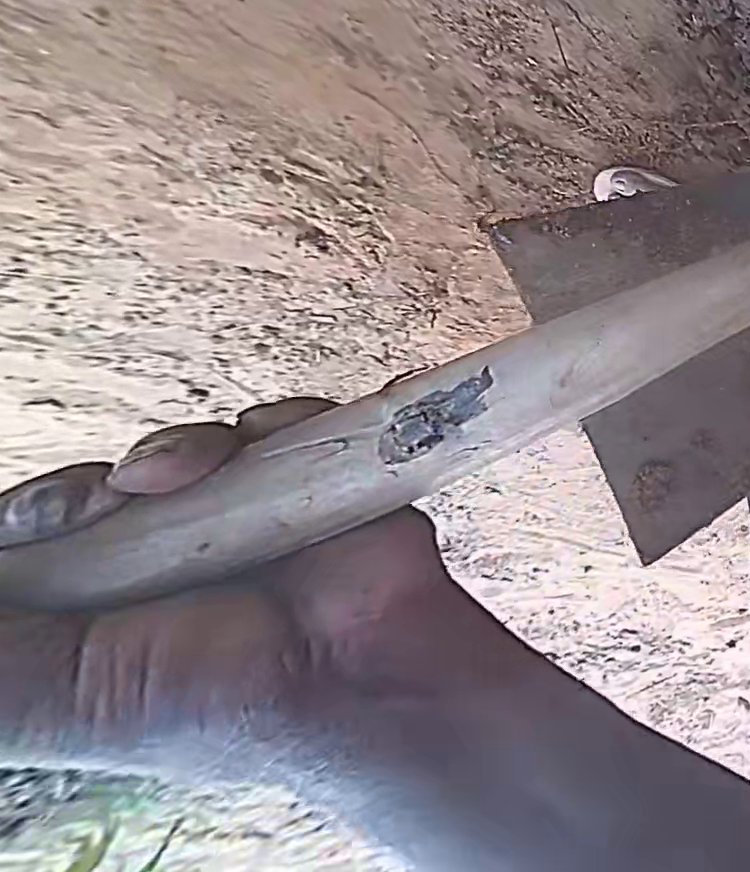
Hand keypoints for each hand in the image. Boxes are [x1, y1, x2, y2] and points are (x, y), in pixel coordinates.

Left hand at [0, 399, 470, 779]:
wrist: (345, 662)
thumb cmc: (205, 700)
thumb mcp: (31, 698)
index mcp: (89, 597)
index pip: (29, 533)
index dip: (29, 516)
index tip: (48, 526)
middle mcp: (166, 550)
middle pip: (101, 483)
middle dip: (87, 487)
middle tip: (110, 504)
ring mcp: (249, 510)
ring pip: (189, 448)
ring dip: (179, 450)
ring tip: (190, 478)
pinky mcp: (321, 477)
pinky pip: (285, 423)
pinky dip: (275, 424)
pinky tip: (262, 455)